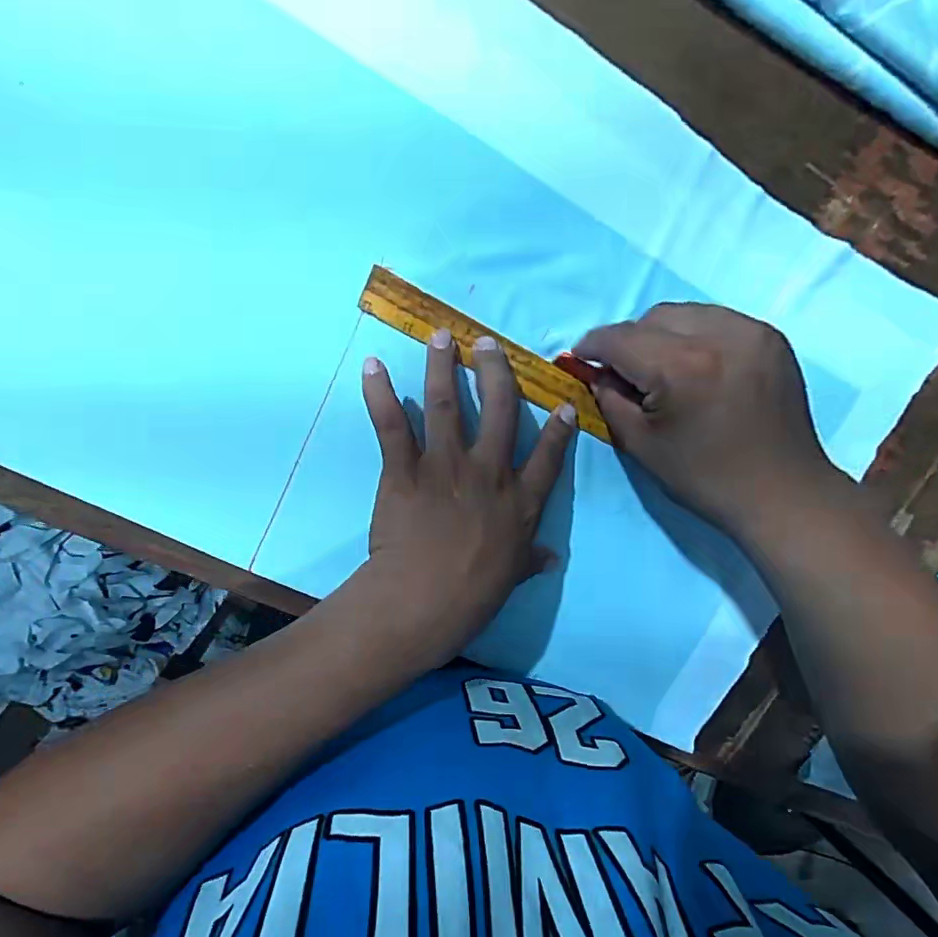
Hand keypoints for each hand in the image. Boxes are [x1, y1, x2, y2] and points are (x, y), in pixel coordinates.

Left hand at [356, 328, 575, 662]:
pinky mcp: (405, 471)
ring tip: (440, 336)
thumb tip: (552, 559)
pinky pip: (391, 426)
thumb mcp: (512, 577)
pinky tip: (372, 366)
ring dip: (442, 367)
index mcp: (520, 501)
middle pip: (502, 411)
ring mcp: (446, 467)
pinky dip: (379, 394)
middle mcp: (488, 473)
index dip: (561, 428)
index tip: (565, 402)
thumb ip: (531, 560)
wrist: (425, 599)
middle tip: (488, 344)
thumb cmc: (474, 595)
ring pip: (447, 406)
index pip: (549, 457)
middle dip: (497, 372)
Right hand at [573, 303, 847, 536]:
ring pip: (686, 313)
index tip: (579, 357)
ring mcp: (751, 331)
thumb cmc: (703, 477)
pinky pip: (718, 320)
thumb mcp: (641, 444)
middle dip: (629, 340)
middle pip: (653, 317)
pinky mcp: (771, 337)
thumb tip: (597, 373)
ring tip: (660, 367)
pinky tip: (696, 365)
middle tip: (622, 371)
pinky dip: (696, 336)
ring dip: (662, 334)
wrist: (780, 491)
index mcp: (681, 367)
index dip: (592, 345)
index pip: (621, 338)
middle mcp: (718, 335)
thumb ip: (610, 400)